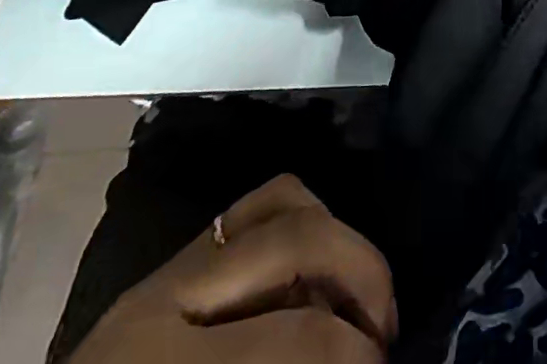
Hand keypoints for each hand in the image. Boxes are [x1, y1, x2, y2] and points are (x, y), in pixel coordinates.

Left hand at [69, 174, 396, 363]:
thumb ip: (295, 363)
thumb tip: (364, 355)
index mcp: (163, 359)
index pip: (301, 334)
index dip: (360, 351)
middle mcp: (164, 295)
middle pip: (298, 234)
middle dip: (364, 273)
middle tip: (383, 326)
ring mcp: (165, 272)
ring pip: (279, 199)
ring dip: (337, 237)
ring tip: (355, 291)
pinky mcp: (169, 271)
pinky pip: (252, 215)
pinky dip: (302, 231)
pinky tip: (314, 281)